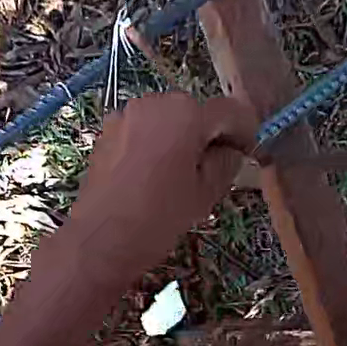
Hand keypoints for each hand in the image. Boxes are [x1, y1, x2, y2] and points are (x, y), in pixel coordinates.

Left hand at [45, 92, 257, 291]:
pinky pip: (141, 134)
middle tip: (210, 174)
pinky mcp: (105, 135)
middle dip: (206, 137)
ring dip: (178, 142)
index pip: (229, 112)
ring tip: (176, 180)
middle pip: (194, 113)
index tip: (247, 155)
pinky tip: (149, 181)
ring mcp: (124, 117)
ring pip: (165, 123)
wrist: (99, 242)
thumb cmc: (158, 218)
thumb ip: (226, 163)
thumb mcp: (205, 194)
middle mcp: (153, 103)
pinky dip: (152, 149)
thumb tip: (229, 150)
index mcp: (184, 113)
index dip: (244, 133)